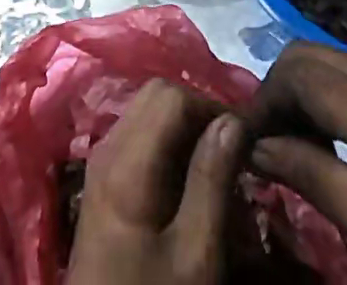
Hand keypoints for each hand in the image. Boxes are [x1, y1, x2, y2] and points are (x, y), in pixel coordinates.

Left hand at [66, 80, 248, 284]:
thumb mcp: (195, 253)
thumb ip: (212, 180)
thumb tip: (234, 120)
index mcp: (127, 161)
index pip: (172, 95)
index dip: (212, 108)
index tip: (244, 140)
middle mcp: (108, 146)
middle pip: (157, 93)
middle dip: (199, 110)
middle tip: (232, 149)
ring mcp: (101, 158)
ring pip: (147, 108)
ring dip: (184, 123)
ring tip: (216, 162)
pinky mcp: (103, 174)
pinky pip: (139, 131)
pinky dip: (168, 137)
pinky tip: (188, 175)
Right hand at [244, 43, 346, 284]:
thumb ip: (315, 179)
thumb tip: (253, 147)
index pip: (293, 74)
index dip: (260, 103)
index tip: (244, 145)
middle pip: (301, 57)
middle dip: (272, 95)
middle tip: (265, 147)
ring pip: (320, 60)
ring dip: (294, 95)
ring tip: (290, 148)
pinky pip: (342, 72)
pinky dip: (319, 96)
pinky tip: (325, 140)